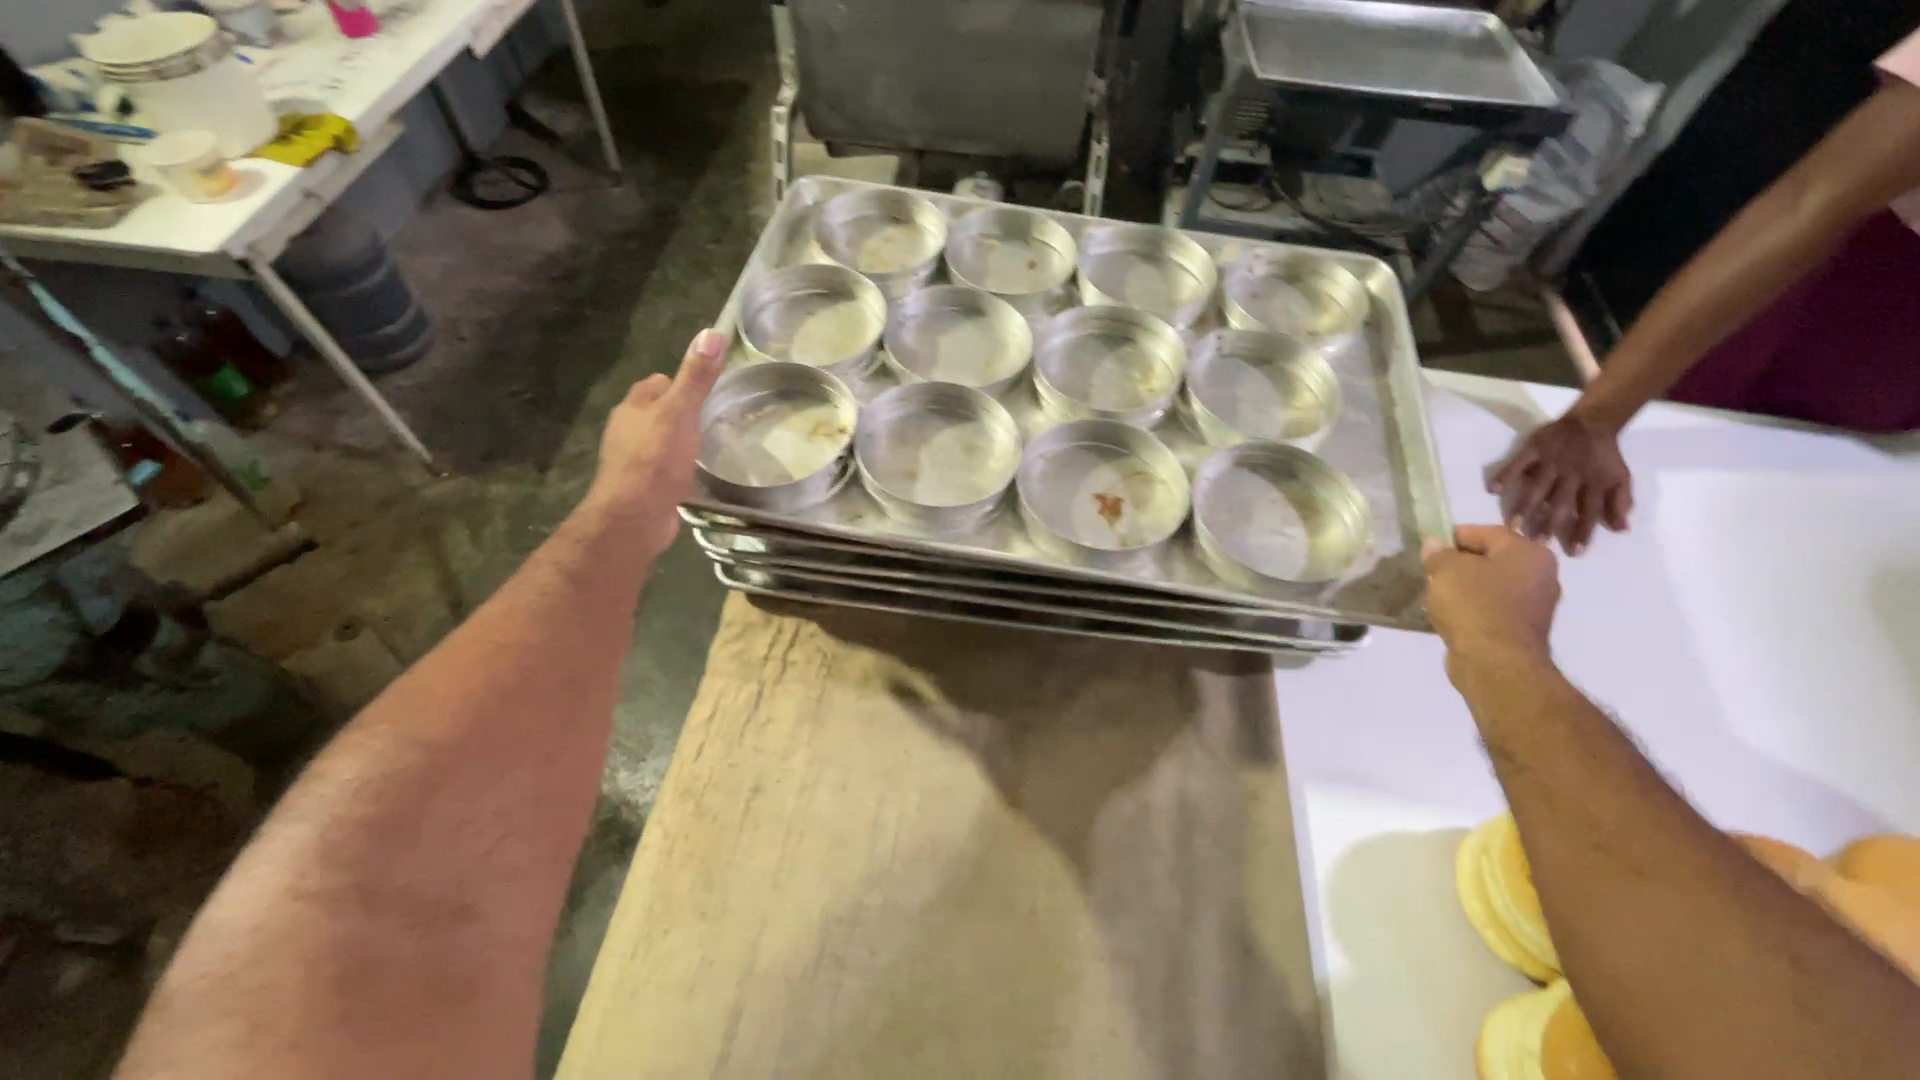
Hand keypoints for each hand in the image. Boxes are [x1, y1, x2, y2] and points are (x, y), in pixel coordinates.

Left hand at [583, 328, 727, 560]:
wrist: (634, 516)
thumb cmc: (656, 459)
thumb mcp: (681, 412)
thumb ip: (696, 377)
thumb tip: (712, 332)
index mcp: (633, 406)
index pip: (654, 383)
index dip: (676, 383)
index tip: (701, 390)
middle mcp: (625, 430)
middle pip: (653, 412)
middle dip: (675, 413)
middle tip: (707, 419)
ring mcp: (629, 460)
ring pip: (654, 442)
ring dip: (674, 443)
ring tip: (703, 448)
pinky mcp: (638, 487)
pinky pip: (658, 470)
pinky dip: (672, 470)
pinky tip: (690, 478)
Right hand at [1423, 525, 1560, 685]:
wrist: (1495, 663)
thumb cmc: (1474, 606)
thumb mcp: (1446, 571)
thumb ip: (1439, 554)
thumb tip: (1435, 545)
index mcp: (1528, 553)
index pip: (1488, 532)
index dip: (1455, 535)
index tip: (1430, 545)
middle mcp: (1541, 575)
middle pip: (1493, 559)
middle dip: (1462, 562)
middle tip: (1432, 570)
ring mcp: (1535, 605)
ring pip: (1493, 585)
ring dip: (1467, 587)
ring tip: (1438, 594)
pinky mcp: (1524, 630)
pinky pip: (1494, 608)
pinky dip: (1474, 608)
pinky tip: (1453, 615)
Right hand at [1487, 411, 1632, 555]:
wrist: (1593, 422)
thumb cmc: (1604, 456)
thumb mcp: (1621, 478)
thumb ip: (1620, 503)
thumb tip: (1621, 530)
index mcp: (1594, 483)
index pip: (1590, 511)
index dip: (1583, 531)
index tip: (1574, 553)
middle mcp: (1572, 475)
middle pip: (1560, 503)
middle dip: (1550, 523)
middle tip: (1538, 543)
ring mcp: (1551, 462)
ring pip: (1537, 487)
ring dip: (1525, 506)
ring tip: (1513, 525)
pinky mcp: (1534, 449)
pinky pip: (1518, 463)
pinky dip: (1504, 475)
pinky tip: (1492, 489)